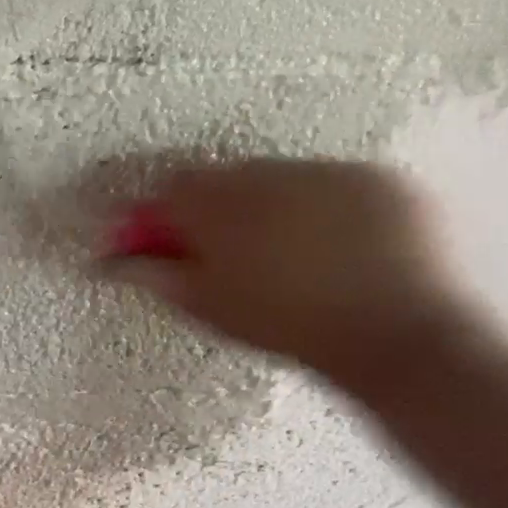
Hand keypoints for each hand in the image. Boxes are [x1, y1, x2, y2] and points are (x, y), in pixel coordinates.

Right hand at [102, 158, 476, 384]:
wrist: (397, 336)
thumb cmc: (288, 325)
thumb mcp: (205, 305)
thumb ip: (152, 272)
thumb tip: (110, 260)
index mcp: (221, 203)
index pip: (169, 186)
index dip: (157, 210)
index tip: (154, 235)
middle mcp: (272, 173)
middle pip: (224, 177)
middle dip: (215, 207)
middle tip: (222, 251)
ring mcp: (331, 172)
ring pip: (279, 178)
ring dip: (269, 205)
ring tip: (283, 254)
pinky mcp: (381, 179)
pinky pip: (334, 183)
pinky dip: (323, 206)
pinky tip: (329, 246)